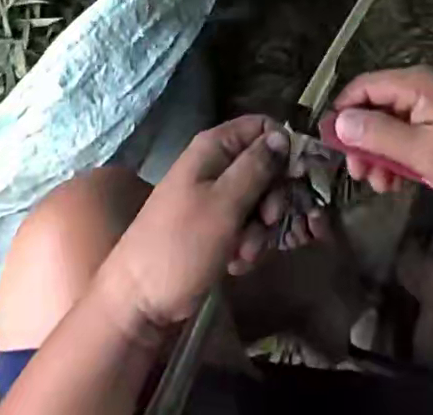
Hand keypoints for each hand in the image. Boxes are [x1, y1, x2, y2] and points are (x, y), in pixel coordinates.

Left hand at [94, 115, 290, 331]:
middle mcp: (215, 166)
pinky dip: (247, 245)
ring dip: (260, 230)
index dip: (283, 149)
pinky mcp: (215, 228)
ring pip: (259, 201)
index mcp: (214, 148)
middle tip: (266, 221)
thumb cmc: (180, 247)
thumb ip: (257, 167)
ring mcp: (214, 198)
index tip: (295, 178)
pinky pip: (247, 226)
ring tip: (244, 252)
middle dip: (272, 199)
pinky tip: (235, 264)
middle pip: (266, 166)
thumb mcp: (225, 204)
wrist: (138, 305)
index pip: (263, 127)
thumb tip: (283, 136)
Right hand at [329, 66, 432, 211]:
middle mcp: (419, 89)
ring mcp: (427, 109)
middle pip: (373, 107)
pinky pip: (401, 137)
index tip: (330, 144)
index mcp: (417, 84)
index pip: (365, 86)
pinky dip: (393, 158)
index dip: (344, 111)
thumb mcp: (420, 152)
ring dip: (376, 154)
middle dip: (361, 140)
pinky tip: (393, 182)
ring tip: (378, 184)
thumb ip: (378, 135)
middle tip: (356, 173)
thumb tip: (337, 122)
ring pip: (384, 126)